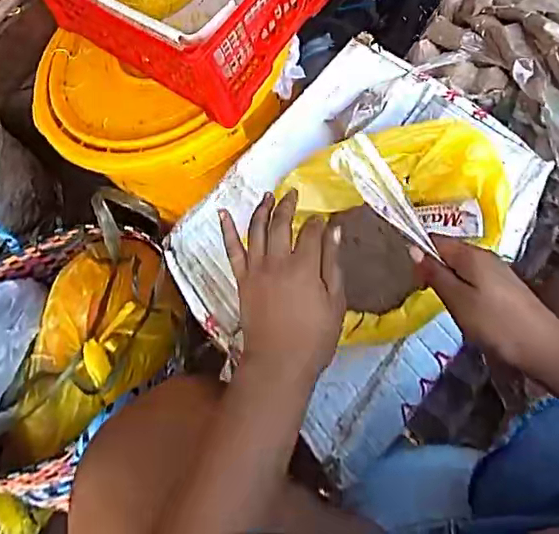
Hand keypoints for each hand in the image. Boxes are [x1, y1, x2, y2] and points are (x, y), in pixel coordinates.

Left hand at [220, 190, 344, 385]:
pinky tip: (224, 213)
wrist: (278, 365)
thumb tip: (334, 229)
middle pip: (281, 223)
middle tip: (294, 193)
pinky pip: (232, 250)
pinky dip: (227, 230)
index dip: (318, 223)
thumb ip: (332, 263)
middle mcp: (277, 261)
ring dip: (262, 209)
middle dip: (288, 205)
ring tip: (268, 195)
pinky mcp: (242, 280)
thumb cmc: (314, 338)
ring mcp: (256, 269)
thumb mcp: (335, 302)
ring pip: (256, 229)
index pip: (311, 231)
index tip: (323, 221)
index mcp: (304, 266)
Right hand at [413, 235, 558, 371]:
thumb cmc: (495, 324)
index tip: (415, 281)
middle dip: (437, 271)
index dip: (421, 255)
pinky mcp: (507, 287)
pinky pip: (477, 281)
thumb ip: (435, 274)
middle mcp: (484, 255)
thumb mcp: (458, 300)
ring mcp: (498, 270)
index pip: (436, 240)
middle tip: (434, 300)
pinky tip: (472, 314)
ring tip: (453, 310)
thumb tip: (414, 248)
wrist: (544, 346)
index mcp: (470, 254)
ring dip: (452, 284)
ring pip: (464, 269)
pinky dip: (468, 293)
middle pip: (450, 253)